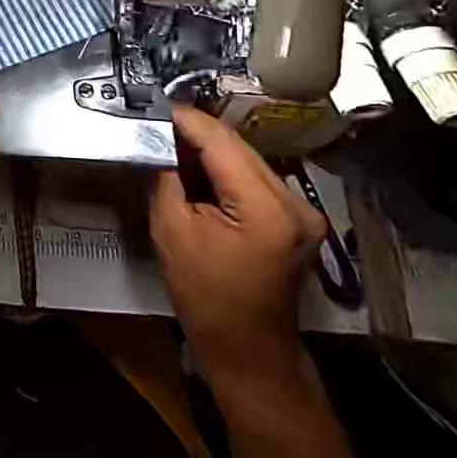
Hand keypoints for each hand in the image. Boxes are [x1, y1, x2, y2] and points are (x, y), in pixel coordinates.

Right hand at [150, 105, 325, 385]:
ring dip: (210, 150)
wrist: (248, 350)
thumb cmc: (205, 297)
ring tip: (171, 143)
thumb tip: (157, 142)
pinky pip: (254, 179)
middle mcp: (294, 201)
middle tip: (157, 124)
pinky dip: (224, 170)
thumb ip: (165, 177)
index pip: (221, 143)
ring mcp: (301, 209)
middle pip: (238, 147)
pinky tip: (197, 169)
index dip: (186, 120)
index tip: (155, 107)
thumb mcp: (171, 231)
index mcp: (265, 207)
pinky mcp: (296, 218)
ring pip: (247, 159)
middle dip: (196, 132)